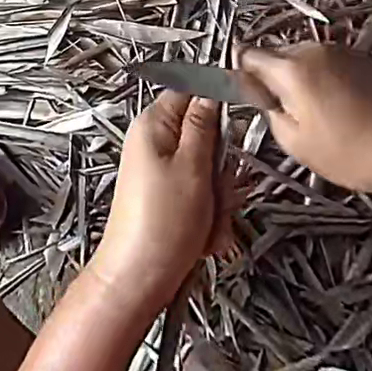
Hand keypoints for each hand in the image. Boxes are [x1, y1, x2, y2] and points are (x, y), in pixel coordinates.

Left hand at [90, 92, 221, 312]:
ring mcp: (158, 170)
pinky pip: (199, 194)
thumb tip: (212, 90)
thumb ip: (205, 125)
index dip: (217, 103)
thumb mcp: (194, 168)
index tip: (234, 124)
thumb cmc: (159, 227)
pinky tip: (203, 234)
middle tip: (217, 187)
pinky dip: (207, 215)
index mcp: (153, 124)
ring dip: (217, 196)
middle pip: (203, 134)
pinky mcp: (165, 196)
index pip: (190, 89)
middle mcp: (152, 142)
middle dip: (220, 165)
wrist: (136, 281)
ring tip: (208, 218)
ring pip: (206, 168)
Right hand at [241, 42, 371, 195]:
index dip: (241, 70)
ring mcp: (339, 51)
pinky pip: (327, 62)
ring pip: (303, 57)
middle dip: (273, 76)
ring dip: (300, 77)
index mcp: (292, 69)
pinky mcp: (360, 58)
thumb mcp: (296, 142)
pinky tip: (338, 106)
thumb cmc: (350, 152)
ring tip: (316, 112)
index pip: (249, 54)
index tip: (246, 90)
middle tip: (285, 111)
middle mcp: (313, 50)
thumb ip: (268, 110)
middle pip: (277, 54)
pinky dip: (323, 77)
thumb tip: (257, 92)